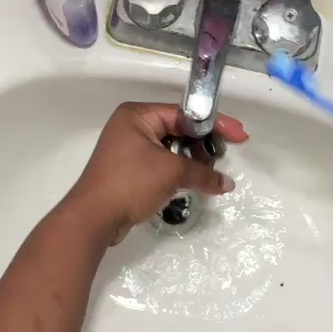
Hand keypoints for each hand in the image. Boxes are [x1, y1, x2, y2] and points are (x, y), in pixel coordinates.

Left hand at [57, 102, 247, 246]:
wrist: (93, 218)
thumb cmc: (130, 183)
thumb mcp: (171, 173)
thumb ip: (203, 174)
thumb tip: (227, 183)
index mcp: (138, 115)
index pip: (183, 113)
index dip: (213, 124)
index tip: (239, 135)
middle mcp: (131, 126)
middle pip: (177, 130)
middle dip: (202, 144)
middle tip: (224, 157)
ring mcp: (128, 149)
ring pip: (170, 148)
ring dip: (191, 160)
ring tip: (210, 173)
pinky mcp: (129, 170)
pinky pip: (161, 164)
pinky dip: (178, 171)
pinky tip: (194, 182)